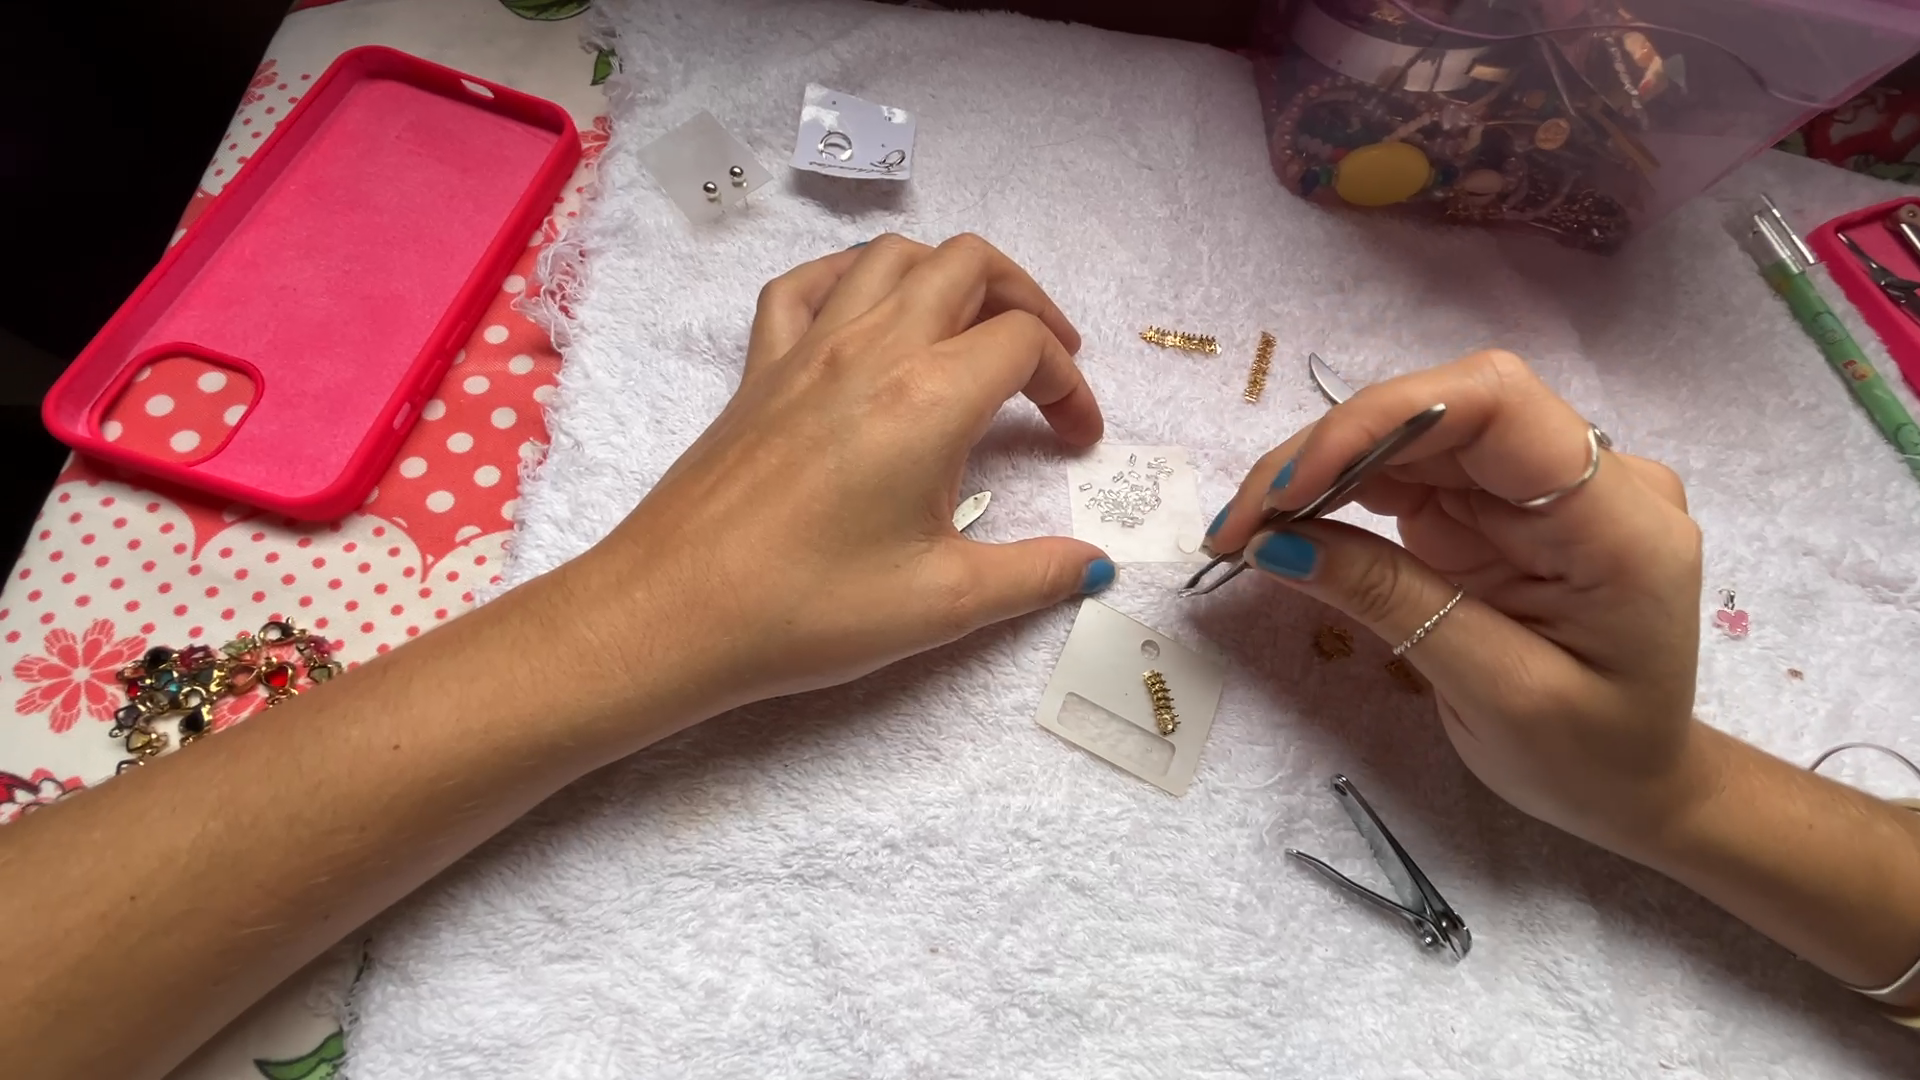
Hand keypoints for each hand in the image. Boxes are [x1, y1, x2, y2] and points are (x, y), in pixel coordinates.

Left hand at [568, 234, 1113, 721]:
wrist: (673, 614)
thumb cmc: (811, 609)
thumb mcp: (944, 603)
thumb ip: (1036, 575)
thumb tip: (1099, 569)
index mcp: (927, 398)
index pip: (1026, 344)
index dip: (1072, 386)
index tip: (1080, 441)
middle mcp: (871, 348)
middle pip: (971, 266)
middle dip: (1028, 301)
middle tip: (1048, 364)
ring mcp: (806, 347)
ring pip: (894, 259)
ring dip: (951, 279)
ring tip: (973, 334)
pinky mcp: (759, 366)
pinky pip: (809, 285)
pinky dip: (855, 281)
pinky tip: (870, 320)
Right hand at [1206, 350, 1708, 849]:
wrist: (1632, 782)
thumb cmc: (1590, 754)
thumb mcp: (1495, 689)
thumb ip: (1392, 601)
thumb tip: (1278, 543)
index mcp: (1614, 518)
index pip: (1492, 405)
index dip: (1376, 421)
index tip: (1288, 491)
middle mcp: (1572, 478)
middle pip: (1426, 416)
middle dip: (1317, 457)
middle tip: (1234, 527)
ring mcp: (1518, 488)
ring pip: (1394, 440)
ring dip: (1307, 476)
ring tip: (1241, 531)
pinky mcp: (1477, 507)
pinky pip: (1389, 476)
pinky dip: (1324, 498)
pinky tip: (1281, 528)